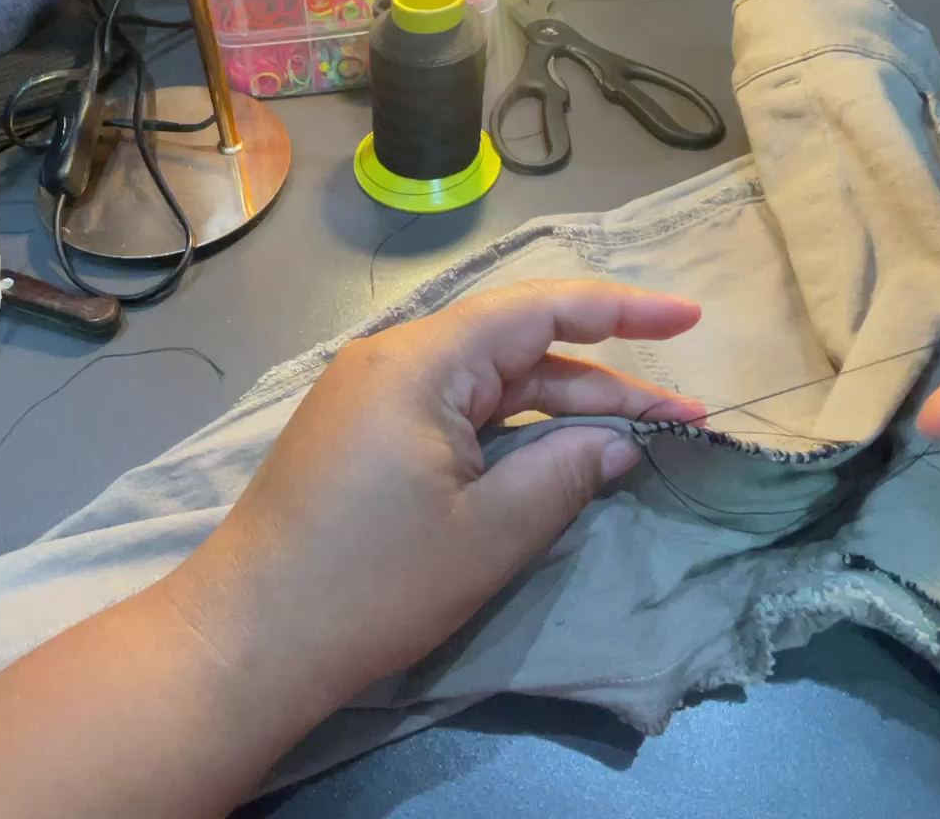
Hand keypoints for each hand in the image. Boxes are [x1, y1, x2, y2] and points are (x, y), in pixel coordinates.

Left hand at [0, 281, 704, 818]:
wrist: (252, 631)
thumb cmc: (371, 580)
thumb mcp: (487, 532)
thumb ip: (563, 472)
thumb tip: (616, 442)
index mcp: (419, 360)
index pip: (532, 309)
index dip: (617, 308)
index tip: (686, 317)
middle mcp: (391, 360)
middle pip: (513, 350)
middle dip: (599, 379)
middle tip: (682, 414)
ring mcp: (371, 395)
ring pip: (483, 386)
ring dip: (554, 410)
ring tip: (636, 437)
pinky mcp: (361, 432)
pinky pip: (449, 414)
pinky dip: (503, 432)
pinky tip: (550, 454)